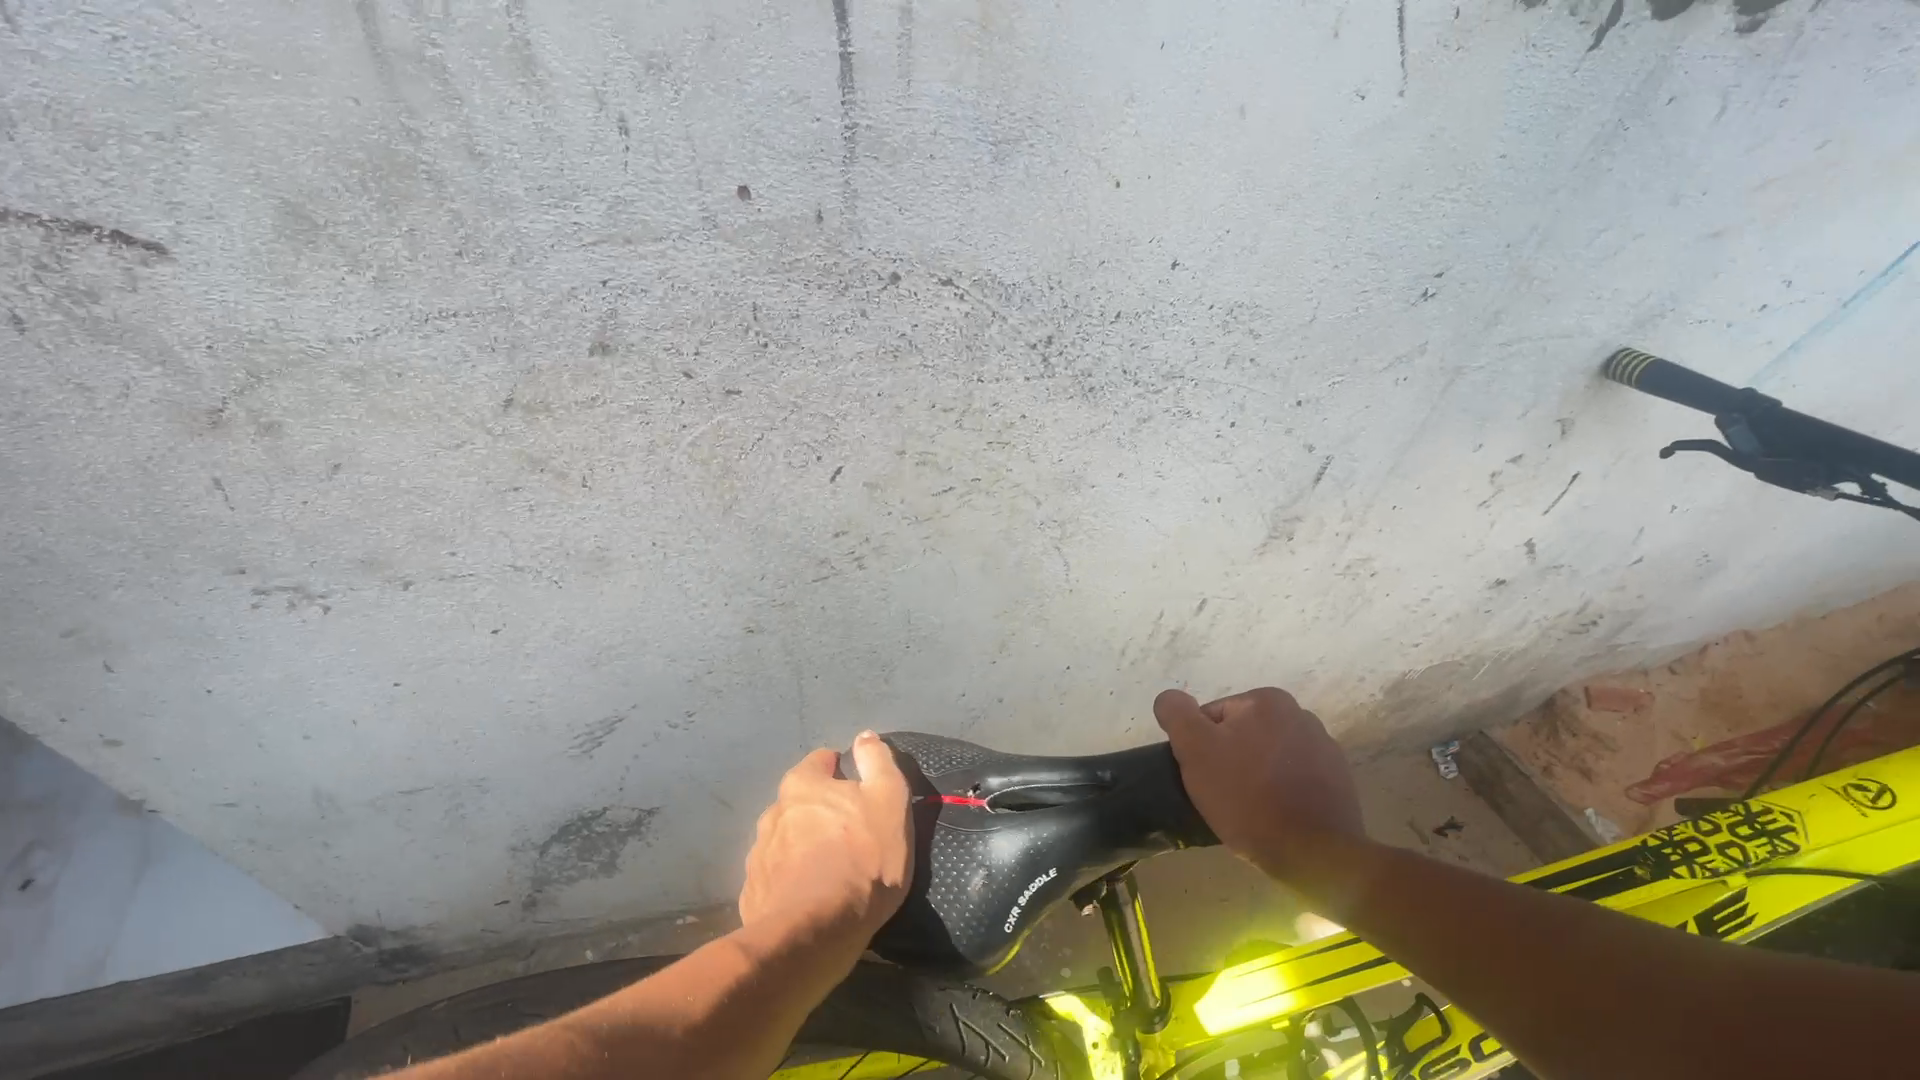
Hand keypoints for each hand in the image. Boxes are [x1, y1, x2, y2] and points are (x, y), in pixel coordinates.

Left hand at [739, 732, 913, 946]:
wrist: (815, 933)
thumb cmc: (862, 859)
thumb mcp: (889, 801)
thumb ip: (878, 762)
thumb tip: (864, 737)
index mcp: (802, 785)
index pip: (821, 761)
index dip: (842, 771)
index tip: (860, 792)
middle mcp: (772, 812)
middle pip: (801, 801)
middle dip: (822, 811)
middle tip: (850, 834)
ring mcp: (758, 854)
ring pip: (786, 839)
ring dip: (804, 846)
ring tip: (830, 870)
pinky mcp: (753, 893)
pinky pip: (777, 876)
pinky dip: (792, 880)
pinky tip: (810, 897)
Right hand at [1154, 687, 1363, 877]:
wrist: (1312, 853)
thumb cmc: (1246, 797)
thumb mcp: (1195, 750)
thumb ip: (1177, 714)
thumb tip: (1170, 698)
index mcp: (1267, 700)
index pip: (1213, 717)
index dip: (1200, 747)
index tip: (1205, 776)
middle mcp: (1301, 715)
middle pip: (1242, 735)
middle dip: (1229, 760)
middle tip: (1222, 795)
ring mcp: (1324, 748)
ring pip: (1268, 757)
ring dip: (1256, 776)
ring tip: (1249, 809)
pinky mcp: (1338, 780)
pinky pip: (1294, 779)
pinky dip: (1282, 791)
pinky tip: (1275, 815)